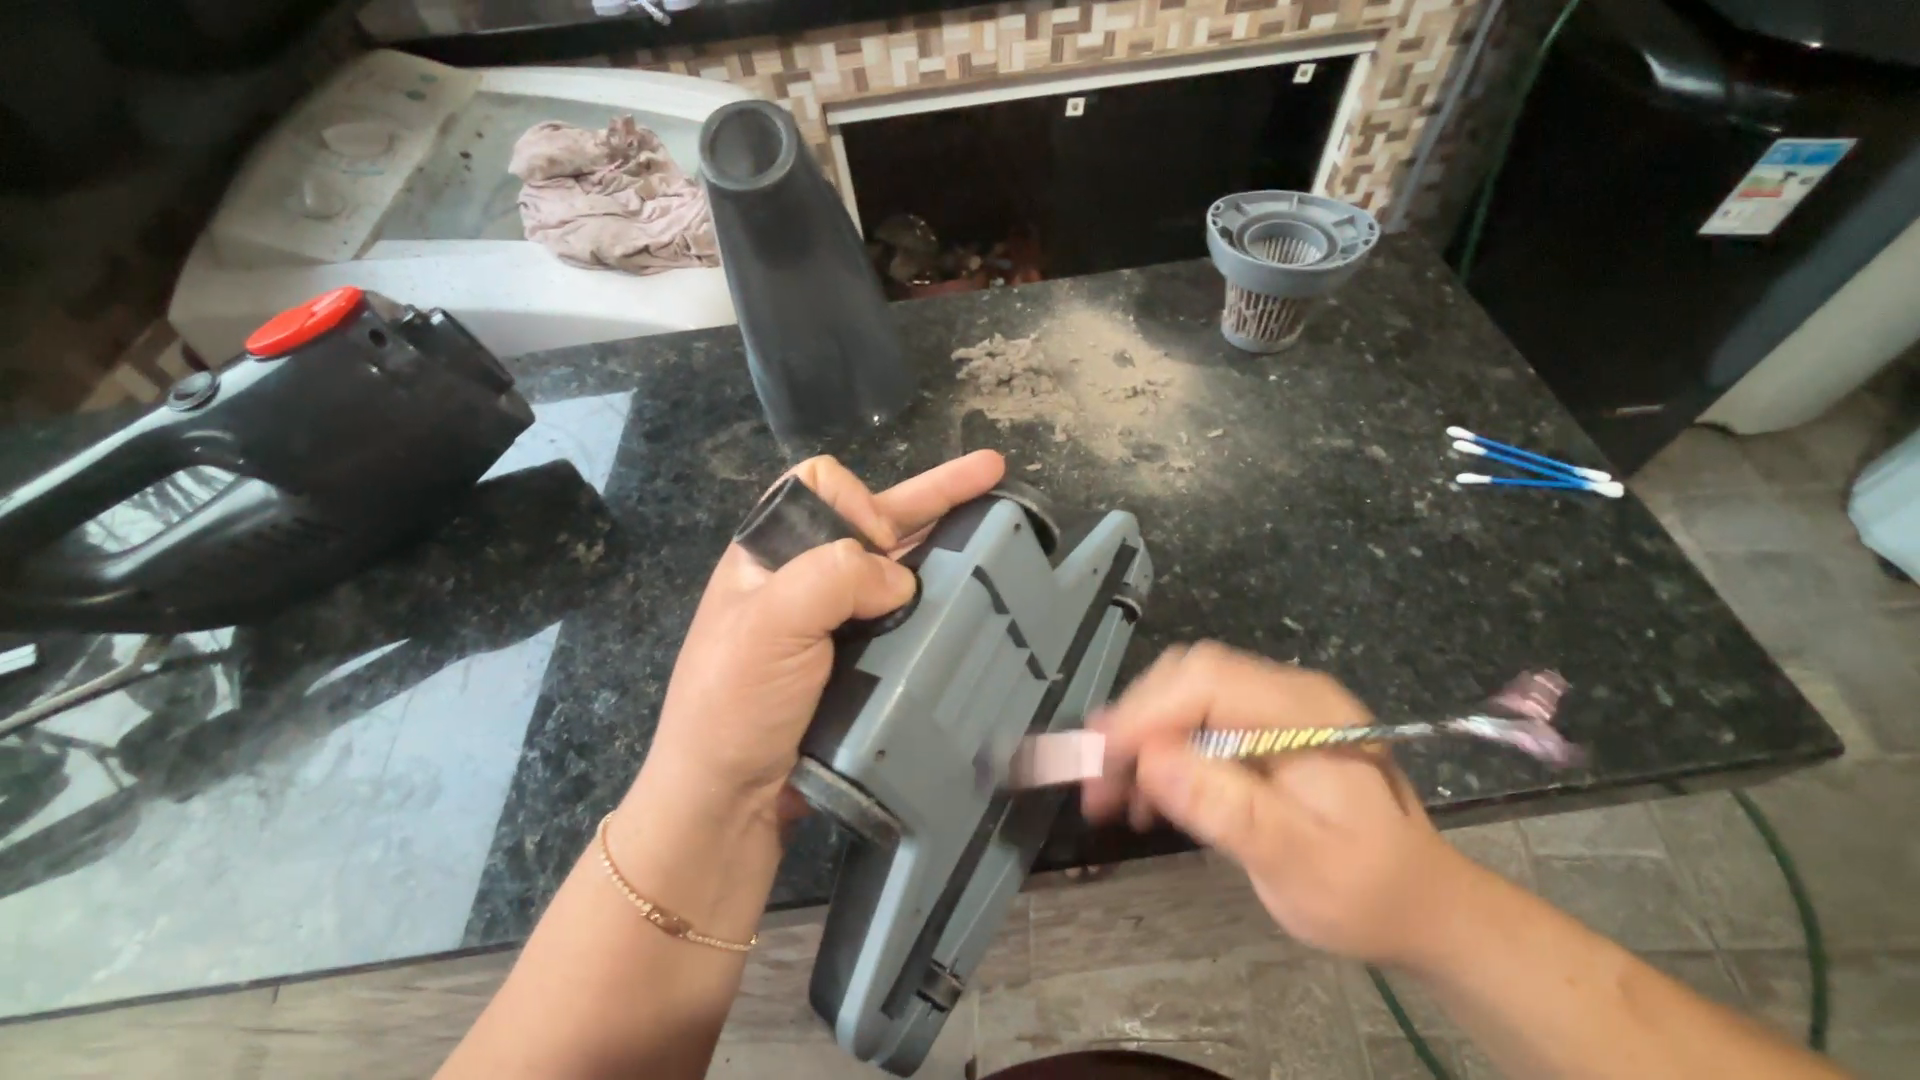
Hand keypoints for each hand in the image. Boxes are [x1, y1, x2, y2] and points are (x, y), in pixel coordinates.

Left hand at [640, 450, 1006, 830]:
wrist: (727, 800)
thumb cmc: (735, 704)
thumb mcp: (770, 624)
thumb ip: (835, 578)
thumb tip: (900, 581)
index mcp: (769, 554)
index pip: (821, 489)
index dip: (858, 504)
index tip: (876, 548)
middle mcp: (804, 579)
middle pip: (873, 518)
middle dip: (934, 493)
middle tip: (992, 471)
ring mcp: (834, 623)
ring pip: (897, 567)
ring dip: (945, 543)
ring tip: (1001, 529)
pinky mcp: (857, 663)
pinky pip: (905, 619)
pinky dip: (938, 603)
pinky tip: (973, 599)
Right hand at [1083, 643, 1464, 964]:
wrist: (1422, 908)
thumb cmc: (1366, 892)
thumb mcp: (1298, 861)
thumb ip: (1227, 808)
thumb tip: (1151, 761)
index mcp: (1305, 713)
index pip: (1205, 680)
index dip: (1143, 712)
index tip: (1099, 761)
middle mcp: (1288, 695)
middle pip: (1187, 679)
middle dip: (1132, 725)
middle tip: (1093, 781)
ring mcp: (1276, 711)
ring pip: (1183, 698)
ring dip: (1138, 742)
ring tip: (1107, 796)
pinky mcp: (1263, 733)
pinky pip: (1197, 723)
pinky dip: (1160, 755)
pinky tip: (1143, 797)